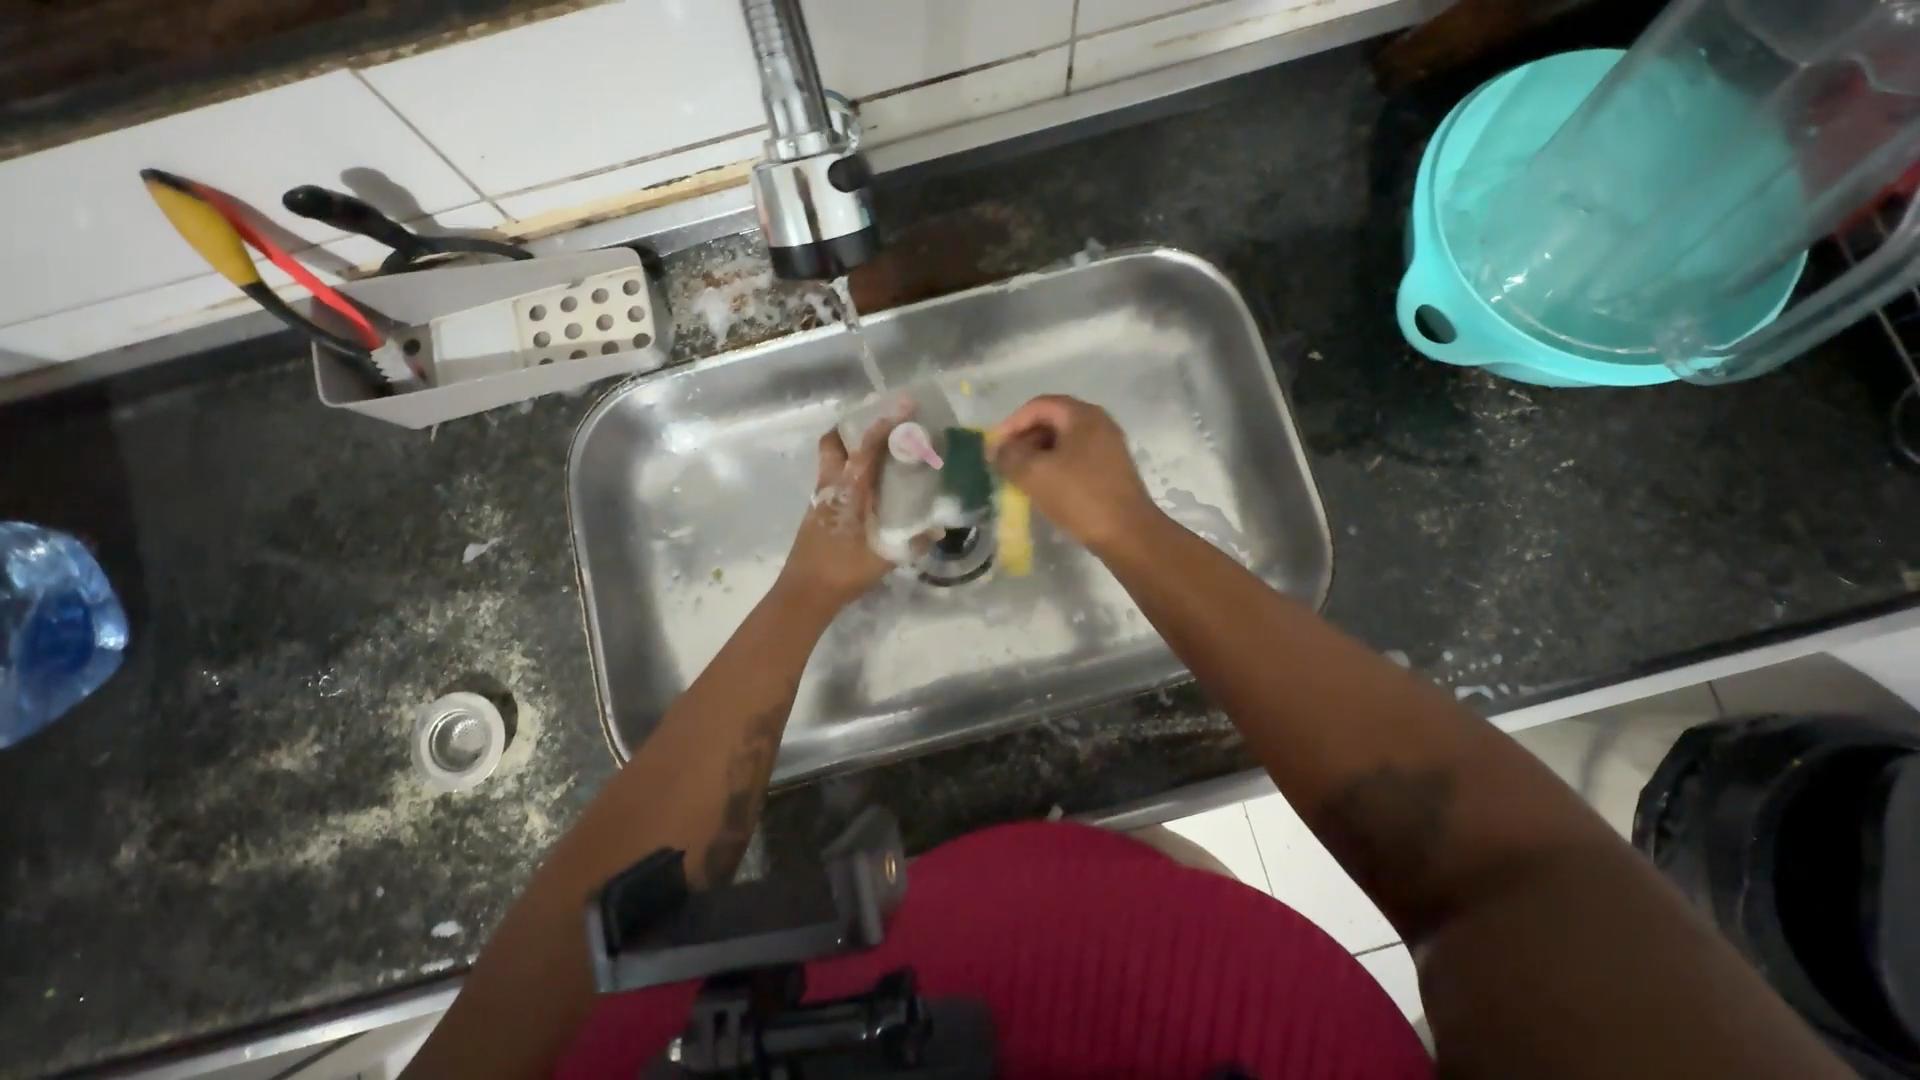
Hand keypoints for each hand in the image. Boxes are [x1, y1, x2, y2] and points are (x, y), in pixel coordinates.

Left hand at [777, 419, 899, 612]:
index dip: (885, 424)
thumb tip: (938, 529)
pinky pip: (832, 481)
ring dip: (849, 452)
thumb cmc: (843, 572)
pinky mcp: (817, 512)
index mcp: (848, 491)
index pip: (866, 447)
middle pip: (833, 443)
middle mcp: (830, 486)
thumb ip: (913, 542)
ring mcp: (820, 498)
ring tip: (878, 457)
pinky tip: (867, 490)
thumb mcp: (885, 559)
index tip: (905, 407)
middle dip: (853, 429)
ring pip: (830, 461)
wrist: (805, 593)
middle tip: (880, 430)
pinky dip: (848, 475)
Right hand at [990, 395, 1161, 552]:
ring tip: (1019, 477)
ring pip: (1063, 442)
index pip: (1038, 405)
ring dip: (1038, 455)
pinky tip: (1043, 488)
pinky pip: (1075, 459)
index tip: (994, 447)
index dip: (1011, 423)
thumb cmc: (1080, 496)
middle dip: (1024, 439)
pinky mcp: (1111, 470)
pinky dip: (1054, 467)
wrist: (1128, 533)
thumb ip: (1009, 456)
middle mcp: (1099, 424)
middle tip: (1005, 462)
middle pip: (1052, 421)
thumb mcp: (1035, 474)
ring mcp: (1108, 447)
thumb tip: (997, 450)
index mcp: (1082, 415)